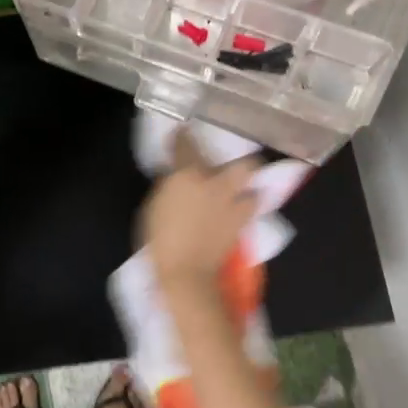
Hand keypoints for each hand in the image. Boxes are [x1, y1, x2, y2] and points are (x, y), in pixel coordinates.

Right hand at [139, 132, 258, 296]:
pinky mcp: (242, 224)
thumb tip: (173, 175)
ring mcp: (234, 203)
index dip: (183, 137)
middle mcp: (216, 183)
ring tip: (237, 190)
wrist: (185, 273)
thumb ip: (167, 186)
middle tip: (226, 167)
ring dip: (247, 185)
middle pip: (243, 162)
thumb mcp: (153, 207)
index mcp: (187, 174)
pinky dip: (246, 206)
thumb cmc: (158, 240)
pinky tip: (236, 210)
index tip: (181, 134)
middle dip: (239, 162)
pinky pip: (251, 207)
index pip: (186, 144)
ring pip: (254, 184)